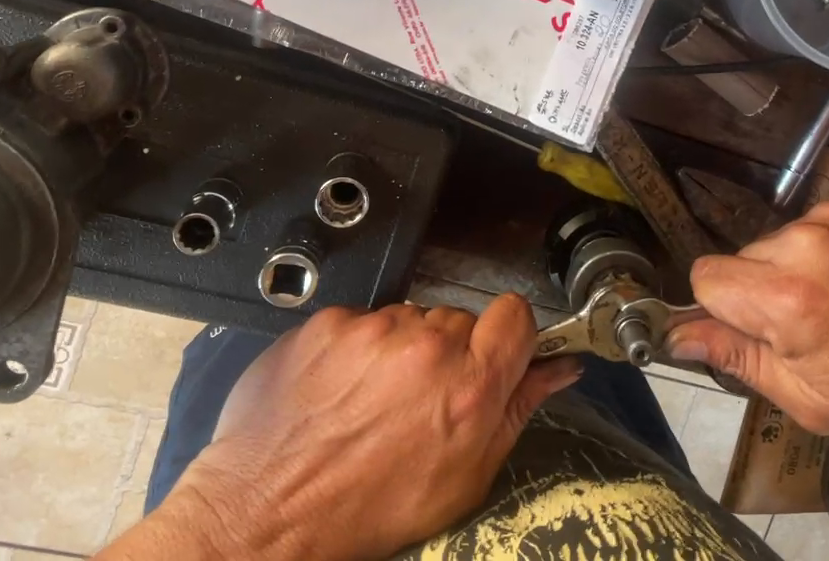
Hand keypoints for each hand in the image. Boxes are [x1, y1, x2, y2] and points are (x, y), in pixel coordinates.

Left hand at [141, 297, 580, 560]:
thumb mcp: (463, 477)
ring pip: (409, 318)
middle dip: (447, 351)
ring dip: (400, 347)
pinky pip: (361, 321)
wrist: (266, 515)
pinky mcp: (328, 322)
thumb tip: (561, 368)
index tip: (490, 355)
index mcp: (470, 385)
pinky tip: (336, 389)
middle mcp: (427, 344)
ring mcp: (373, 328)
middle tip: (418, 398)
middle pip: (458, 319)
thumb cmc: (373, 510)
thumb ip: (516, 409)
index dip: (508, 333)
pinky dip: (355, 347)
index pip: (515, 313)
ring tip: (370, 398)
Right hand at [668, 192, 828, 434]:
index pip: (705, 278)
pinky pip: (813, 223)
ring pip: (777, 242)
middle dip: (760, 292)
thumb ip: (736, 360)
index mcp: (786, 299)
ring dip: (794, 269)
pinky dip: (826, 249)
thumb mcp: (810, 400)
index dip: (721, 310)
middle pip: (741, 259)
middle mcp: (803, 243)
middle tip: (809, 326)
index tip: (754, 331)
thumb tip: (677, 336)